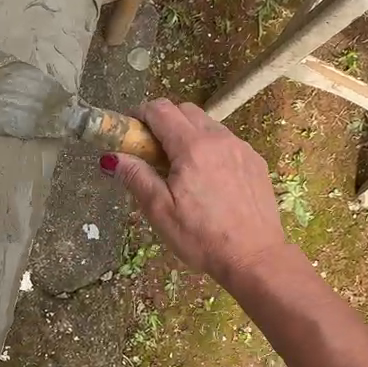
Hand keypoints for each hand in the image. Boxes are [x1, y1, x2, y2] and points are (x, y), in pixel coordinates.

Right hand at [107, 99, 290, 286]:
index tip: (129, 133)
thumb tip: (113, 157)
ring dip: (186, 134)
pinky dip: (208, 148)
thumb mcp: (160, 211)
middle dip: (163, 122)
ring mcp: (241, 148)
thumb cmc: (201, 237)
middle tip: (150, 152)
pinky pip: (225, 142)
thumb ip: (136, 177)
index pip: (161, 110)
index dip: (139, 115)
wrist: (254, 256)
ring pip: (207, 124)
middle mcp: (219, 138)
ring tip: (178, 169)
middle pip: (185, 110)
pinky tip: (205, 179)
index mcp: (192, 148)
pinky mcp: (254, 161)